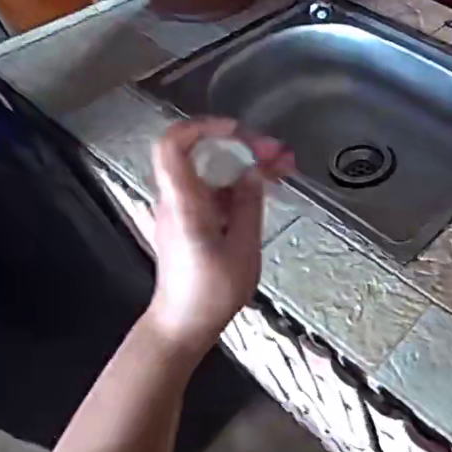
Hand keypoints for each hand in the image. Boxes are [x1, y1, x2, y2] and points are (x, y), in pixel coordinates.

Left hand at [142, 118, 293, 352]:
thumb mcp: (242, 249)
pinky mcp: (186, 223)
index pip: (173, 146)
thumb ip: (248, 205)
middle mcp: (174, 201)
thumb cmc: (210, 292)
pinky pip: (209, 192)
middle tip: (277, 154)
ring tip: (279, 170)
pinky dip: (234, 186)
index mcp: (183, 203)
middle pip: (198, 154)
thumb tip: (253, 172)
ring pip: (207, 173)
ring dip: (241, 166)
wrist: (182, 324)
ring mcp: (178, 211)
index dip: (202, 127)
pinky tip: (261, 192)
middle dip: (239, 146)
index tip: (238, 131)